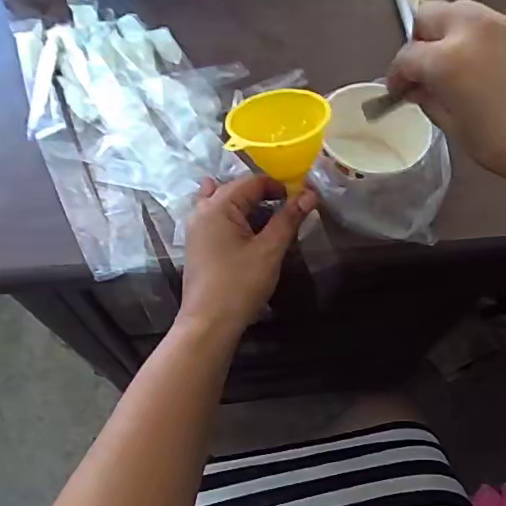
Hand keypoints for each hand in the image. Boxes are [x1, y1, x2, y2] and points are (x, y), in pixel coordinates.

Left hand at [177, 175, 315, 335]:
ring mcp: (196, 229)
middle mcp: (202, 211)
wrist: (209, 323)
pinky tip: (245, 230)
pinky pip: (215, 220)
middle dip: (262, 194)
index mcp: (218, 206)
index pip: (251, 182)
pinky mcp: (197, 247)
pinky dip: (233, 218)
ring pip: (222, 204)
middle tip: (287, 208)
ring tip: (267, 216)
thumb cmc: (240, 284)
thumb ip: (288, 220)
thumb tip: (309, 195)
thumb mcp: (270, 251)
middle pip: (235, 189)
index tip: (300, 199)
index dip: (278, 186)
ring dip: (245, 205)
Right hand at [387, 0, 505, 192]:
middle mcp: (473, 28)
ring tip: (462, 63)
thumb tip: (415, 87)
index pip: (407, 55)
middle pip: (431, 13)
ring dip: (455, 34)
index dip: (397, 75)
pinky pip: (500, 25)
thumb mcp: (453, 126)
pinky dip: (490, 41)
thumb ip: (428, 98)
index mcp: (446, 58)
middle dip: (422, 38)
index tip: (398, 90)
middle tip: (426, 67)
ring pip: (466, 13)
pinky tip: (499, 69)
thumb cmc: (499, 146)